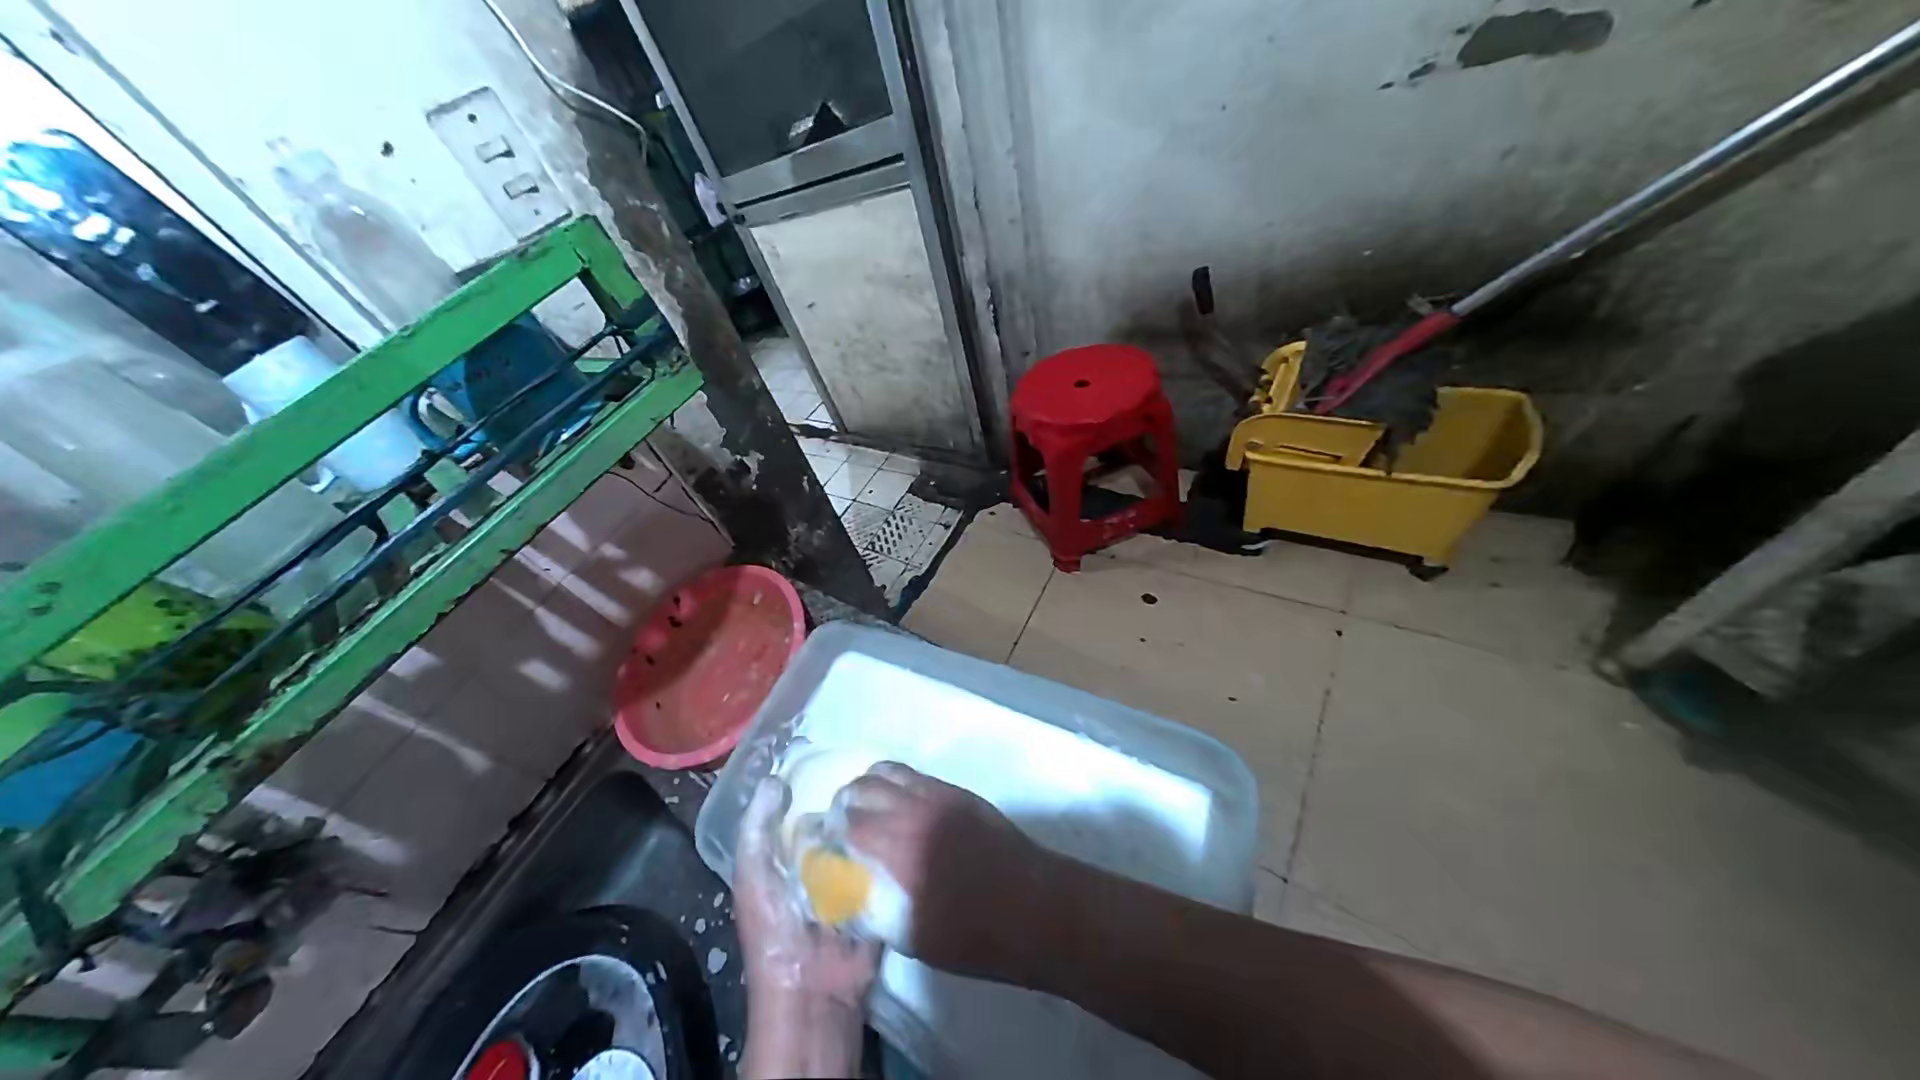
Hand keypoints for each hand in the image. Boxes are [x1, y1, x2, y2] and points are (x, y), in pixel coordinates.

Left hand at [735, 777, 877, 1078]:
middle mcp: (821, 855)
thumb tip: (777, 777)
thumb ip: (758, 827)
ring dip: (876, 815)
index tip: (835, 749)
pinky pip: (888, 857)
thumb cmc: (774, 926)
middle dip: (852, 795)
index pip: (804, 804)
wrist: (813, 987)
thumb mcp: (753, 873)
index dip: (816, 779)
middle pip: (839, 814)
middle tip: (874, 765)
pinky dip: (895, 841)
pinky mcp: (880, 887)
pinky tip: (909, 815)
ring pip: (865, 831)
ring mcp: (853, 871)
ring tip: (895, 784)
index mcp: (788, 850)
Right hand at [837, 762, 1068, 983]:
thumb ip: (873, 906)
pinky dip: (893, 780)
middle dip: (841, 808)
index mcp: (895, 853)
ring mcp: (934, 796)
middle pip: (857, 792)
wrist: (1034, 908)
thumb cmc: (973, 936)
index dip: (824, 836)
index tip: (820, 847)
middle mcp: (910, 814)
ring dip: (866, 788)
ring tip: (864, 808)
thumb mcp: (911, 936)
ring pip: (884, 773)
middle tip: (839, 828)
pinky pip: (912, 774)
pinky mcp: (954, 791)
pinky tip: (896, 800)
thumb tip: (846, 889)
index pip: (842, 829)